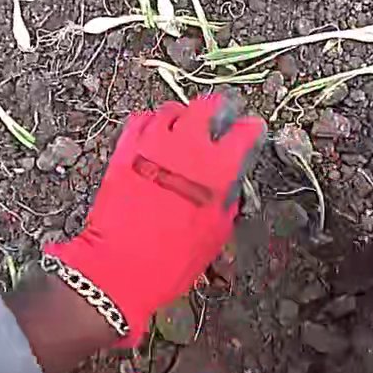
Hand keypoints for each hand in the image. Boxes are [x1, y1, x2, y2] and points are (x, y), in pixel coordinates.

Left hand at [44, 94, 263, 347]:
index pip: (243, 133)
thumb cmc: (173, 259)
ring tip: (184, 125)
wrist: (120, 265)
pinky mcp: (126, 148)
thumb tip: (226, 187)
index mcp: (218, 169)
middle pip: (206, 107)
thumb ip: (226, 201)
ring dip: (182, 115)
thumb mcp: (215, 234)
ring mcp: (154, 144)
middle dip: (217, 107)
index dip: (251, 128)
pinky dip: (151, 122)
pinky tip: (153, 133)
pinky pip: (141, 120)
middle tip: (219, 113)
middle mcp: (188, 148)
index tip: (251, 128)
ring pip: (171, 110)